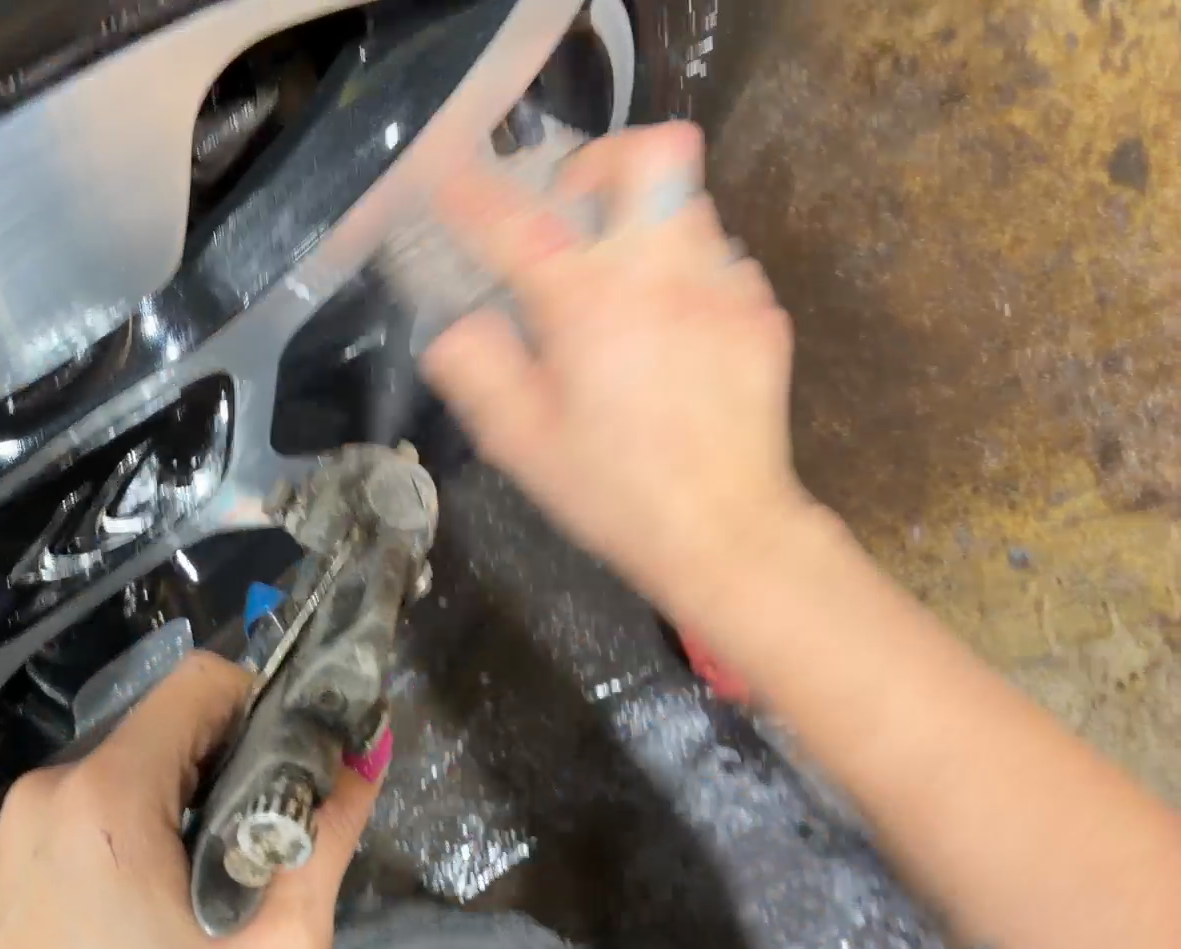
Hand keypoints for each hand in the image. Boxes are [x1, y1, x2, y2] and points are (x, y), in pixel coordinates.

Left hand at [0, 651, 383, 948]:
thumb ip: (326, 841)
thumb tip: (370, 752)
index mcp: (102, 795)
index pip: (197, 683)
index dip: (258, 703)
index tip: (290, 761)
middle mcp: (45, 792)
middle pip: (161, 728)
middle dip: (222, 764)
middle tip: (259, 841)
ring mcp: (11, 831)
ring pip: (123, 771)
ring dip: (177, 802)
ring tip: (206, 887)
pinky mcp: (0, 868)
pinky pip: (82, 814)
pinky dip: (128, 832)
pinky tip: (148, 909)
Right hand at [422, 122, 814, 608]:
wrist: (721, 528)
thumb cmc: (608, 489)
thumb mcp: (515, 440)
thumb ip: (473, 369)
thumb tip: (455, 328)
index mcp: (589, 307)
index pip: (519, 224)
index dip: (477, 196)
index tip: (455, 183)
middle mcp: (663, 276)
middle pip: (650, 155)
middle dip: (599, 168)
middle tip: (568, 216)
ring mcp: (724, 288)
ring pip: (685, 202)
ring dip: (635, 224)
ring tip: (609, 286)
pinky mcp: (759, 313)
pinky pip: (713, 260)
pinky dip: (675, 274)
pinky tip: (659, 333)